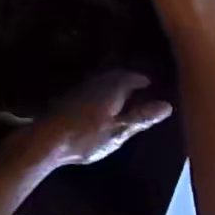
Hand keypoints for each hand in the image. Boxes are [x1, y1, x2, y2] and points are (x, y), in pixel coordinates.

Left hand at [23, 71, 172, 167]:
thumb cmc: (86, 137)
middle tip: (139, 89)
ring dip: (113, 85)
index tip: (151, 85)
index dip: (143, 80)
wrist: (47, 140)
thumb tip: (167, 105)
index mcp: (112, 87)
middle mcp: (97, 81)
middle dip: (128, 80)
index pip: (132, 76)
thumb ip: (142, 117)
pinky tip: (100, 106)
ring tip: (123, 98)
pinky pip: (91, 88)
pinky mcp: (69, 97)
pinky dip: (101, 93)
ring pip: (102, 80)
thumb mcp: (119, 131)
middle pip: (116, 75)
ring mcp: (81, 87)